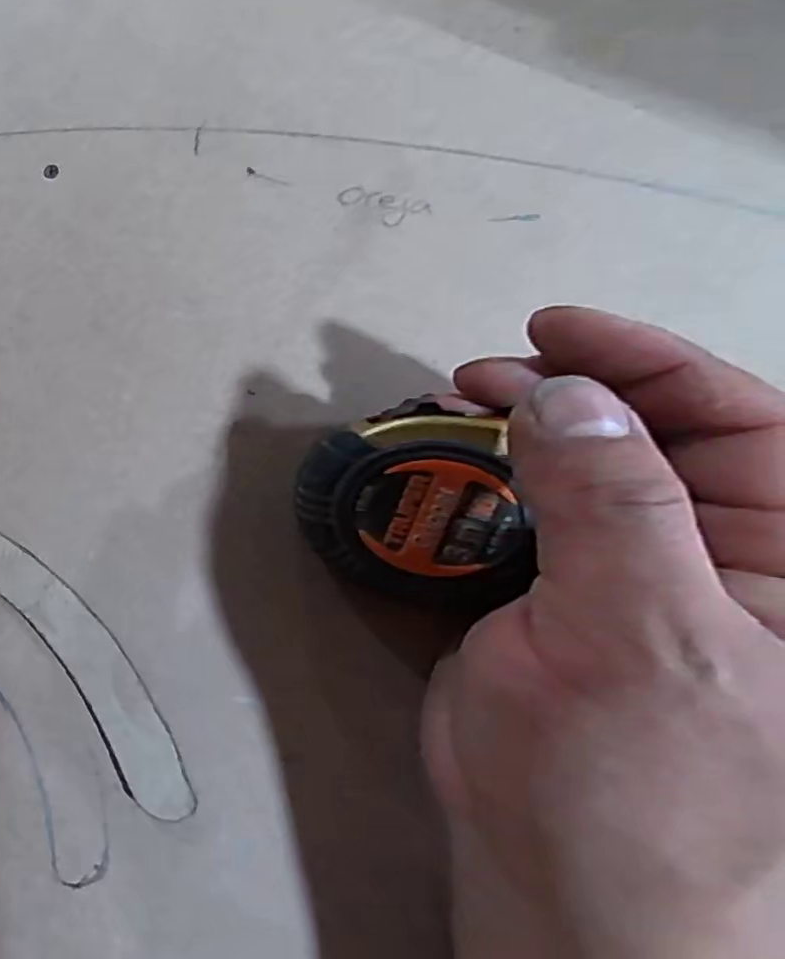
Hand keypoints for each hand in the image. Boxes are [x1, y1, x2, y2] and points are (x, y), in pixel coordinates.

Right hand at [426, 306, 784, 958]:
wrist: (558, 862)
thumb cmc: (638, 771)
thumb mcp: (641, 634)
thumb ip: (612, 510)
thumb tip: (561, 395)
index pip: (749, 428)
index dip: (653, 364)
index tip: (553, 326)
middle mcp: (720, 560)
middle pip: (655, 437)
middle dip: (571, 389)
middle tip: (477, 373)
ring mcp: (625, 579)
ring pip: (578, 471)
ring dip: (515, 430)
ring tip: (450, 407)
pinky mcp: (546, 597)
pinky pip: (519, 514)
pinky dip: (477, 478)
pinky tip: (439, 466)